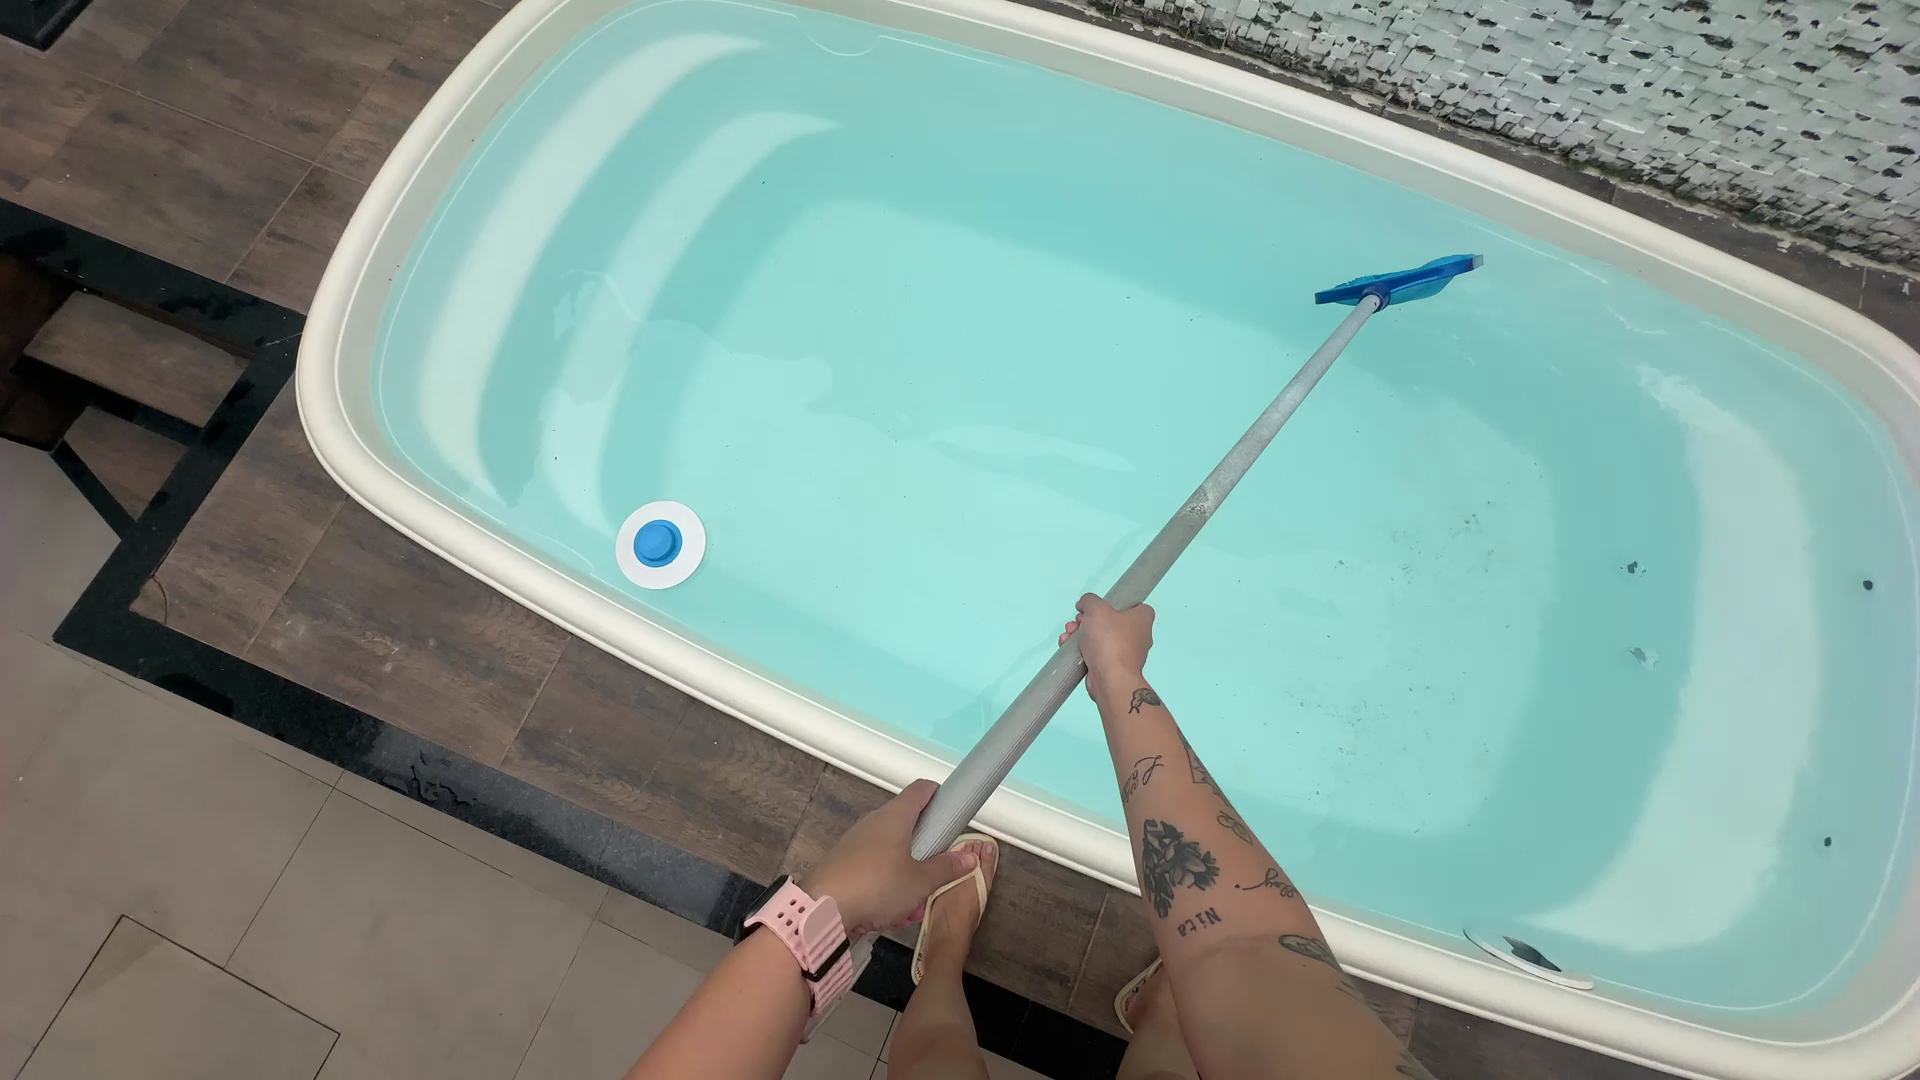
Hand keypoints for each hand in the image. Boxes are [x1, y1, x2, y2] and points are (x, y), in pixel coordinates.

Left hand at [800, 779, 978, 936]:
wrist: (821, 909)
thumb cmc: (877, 884)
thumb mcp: (920, 881)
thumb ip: (946, 869)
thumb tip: (968, 859)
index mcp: (896, 815)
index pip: (920, 789)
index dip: (938, 794)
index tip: (951, 808)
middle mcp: (874, 822)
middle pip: (907, 826)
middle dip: (925, 852)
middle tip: (936, 873)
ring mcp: (856, 842)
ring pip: (891, 854)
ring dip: (906, 878)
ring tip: (911, 907)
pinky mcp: (843, 864)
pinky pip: (873, 870)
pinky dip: (885, 888)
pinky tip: (889, 915)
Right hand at [1060, 593, 1153, 698]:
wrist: (1110, 678)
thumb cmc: (1109, 640)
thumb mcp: (1097, 608)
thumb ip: (1089, 600)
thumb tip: (1084, 605)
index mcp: (1142, 620)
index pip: (1136, 606)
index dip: (1118, 603)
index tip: (1102, 606)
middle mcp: (1139, 637)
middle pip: (1111, 621)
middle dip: (1089, 620)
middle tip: (1078, 622)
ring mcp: (1126, 655)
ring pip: (1101, 638)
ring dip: (1082, 634)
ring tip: (1068, 635)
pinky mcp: (1114, 668)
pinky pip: (1097, 654)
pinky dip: (1082, 650)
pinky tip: (1067, 647)